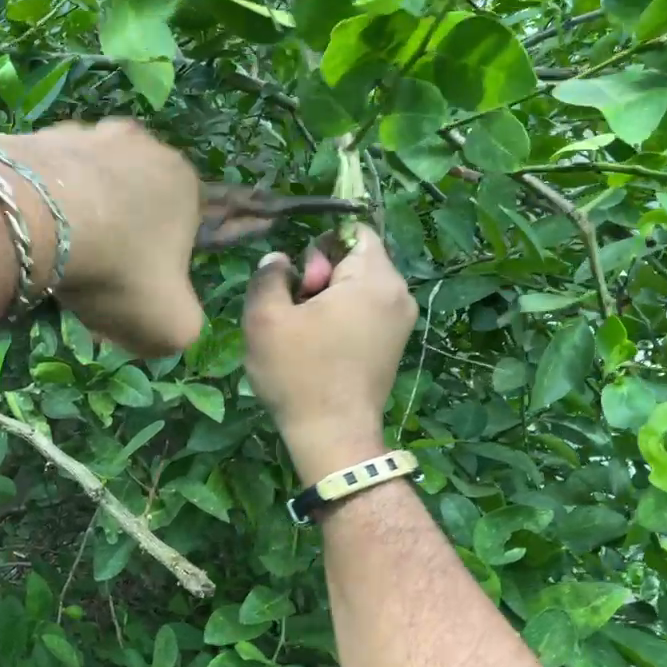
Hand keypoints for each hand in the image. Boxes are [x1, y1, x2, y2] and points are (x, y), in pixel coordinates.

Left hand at [0, 120, 203, 355]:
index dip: (162, 264)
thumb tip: (169, 319)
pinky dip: (42, 201)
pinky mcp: (39, 136)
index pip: (186, 225)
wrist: (33, 221)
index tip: (135, 289)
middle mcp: (142, 144)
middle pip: (137, 201)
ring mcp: (88, 134)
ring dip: (81, 216)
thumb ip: (185, 325)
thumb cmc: (116, 270)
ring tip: (56, 259)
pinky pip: (48, 177)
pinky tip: (30, 234)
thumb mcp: (170, 325)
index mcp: (185, 182)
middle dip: (121, 236)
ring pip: (91, 184)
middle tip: (94, 278)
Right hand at [244, 225, 417, 482]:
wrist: (332, 436)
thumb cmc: (299, 374)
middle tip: (298, 311)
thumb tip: (278, 260)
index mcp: (375, 279)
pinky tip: (319, 346)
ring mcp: (401, 320)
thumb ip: (268, 276)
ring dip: (327, 299)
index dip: (318, 246)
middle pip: (355, 259)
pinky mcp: (394, 343)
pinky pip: (365, 311)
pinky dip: (340, 318)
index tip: (301, 281)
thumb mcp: (265, 319)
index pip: (353, 230)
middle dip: (321, 276)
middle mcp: (398, 293)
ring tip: (305, 332)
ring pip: (357, 286)